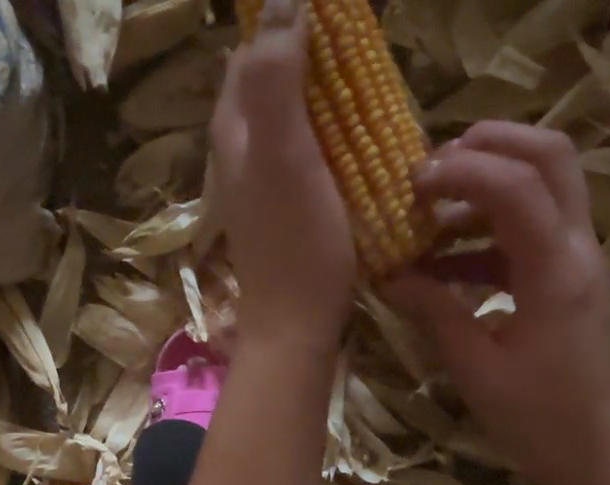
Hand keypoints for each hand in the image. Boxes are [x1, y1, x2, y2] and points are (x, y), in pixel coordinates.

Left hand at [210, 0, 354, 355]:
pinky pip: (313, 146)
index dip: (289, 18)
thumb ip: (275, 77)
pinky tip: (366, 134)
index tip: (342, 15)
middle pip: (274, 73)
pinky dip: (336, 129)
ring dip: (330, 89)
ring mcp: (267, 176)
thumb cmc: (295, 245)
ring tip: (374, 82)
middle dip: (315, 51)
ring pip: (295, 110)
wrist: (296, 329)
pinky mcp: (292, 203)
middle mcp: (244, 145)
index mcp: (235, 124)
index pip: (254, 42)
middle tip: (366, 49)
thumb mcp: (284, 153)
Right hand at [386, 122, 609, 484]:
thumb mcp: (475, 370)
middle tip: (432, 168)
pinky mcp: (568, 276)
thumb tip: (389, 275)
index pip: (516, 185)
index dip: (461, 170)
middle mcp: (577, 248)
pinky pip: (531, 229)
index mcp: (555, 271)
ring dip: (486, 184)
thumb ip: (435, 313)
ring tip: (428, 214)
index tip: (411, 186)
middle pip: (550, 155)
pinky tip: (442, 262)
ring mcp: (578, 259)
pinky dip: (488, 229)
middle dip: (489, 146)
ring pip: (545, 184)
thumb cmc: (536, 419)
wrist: (593, 451)